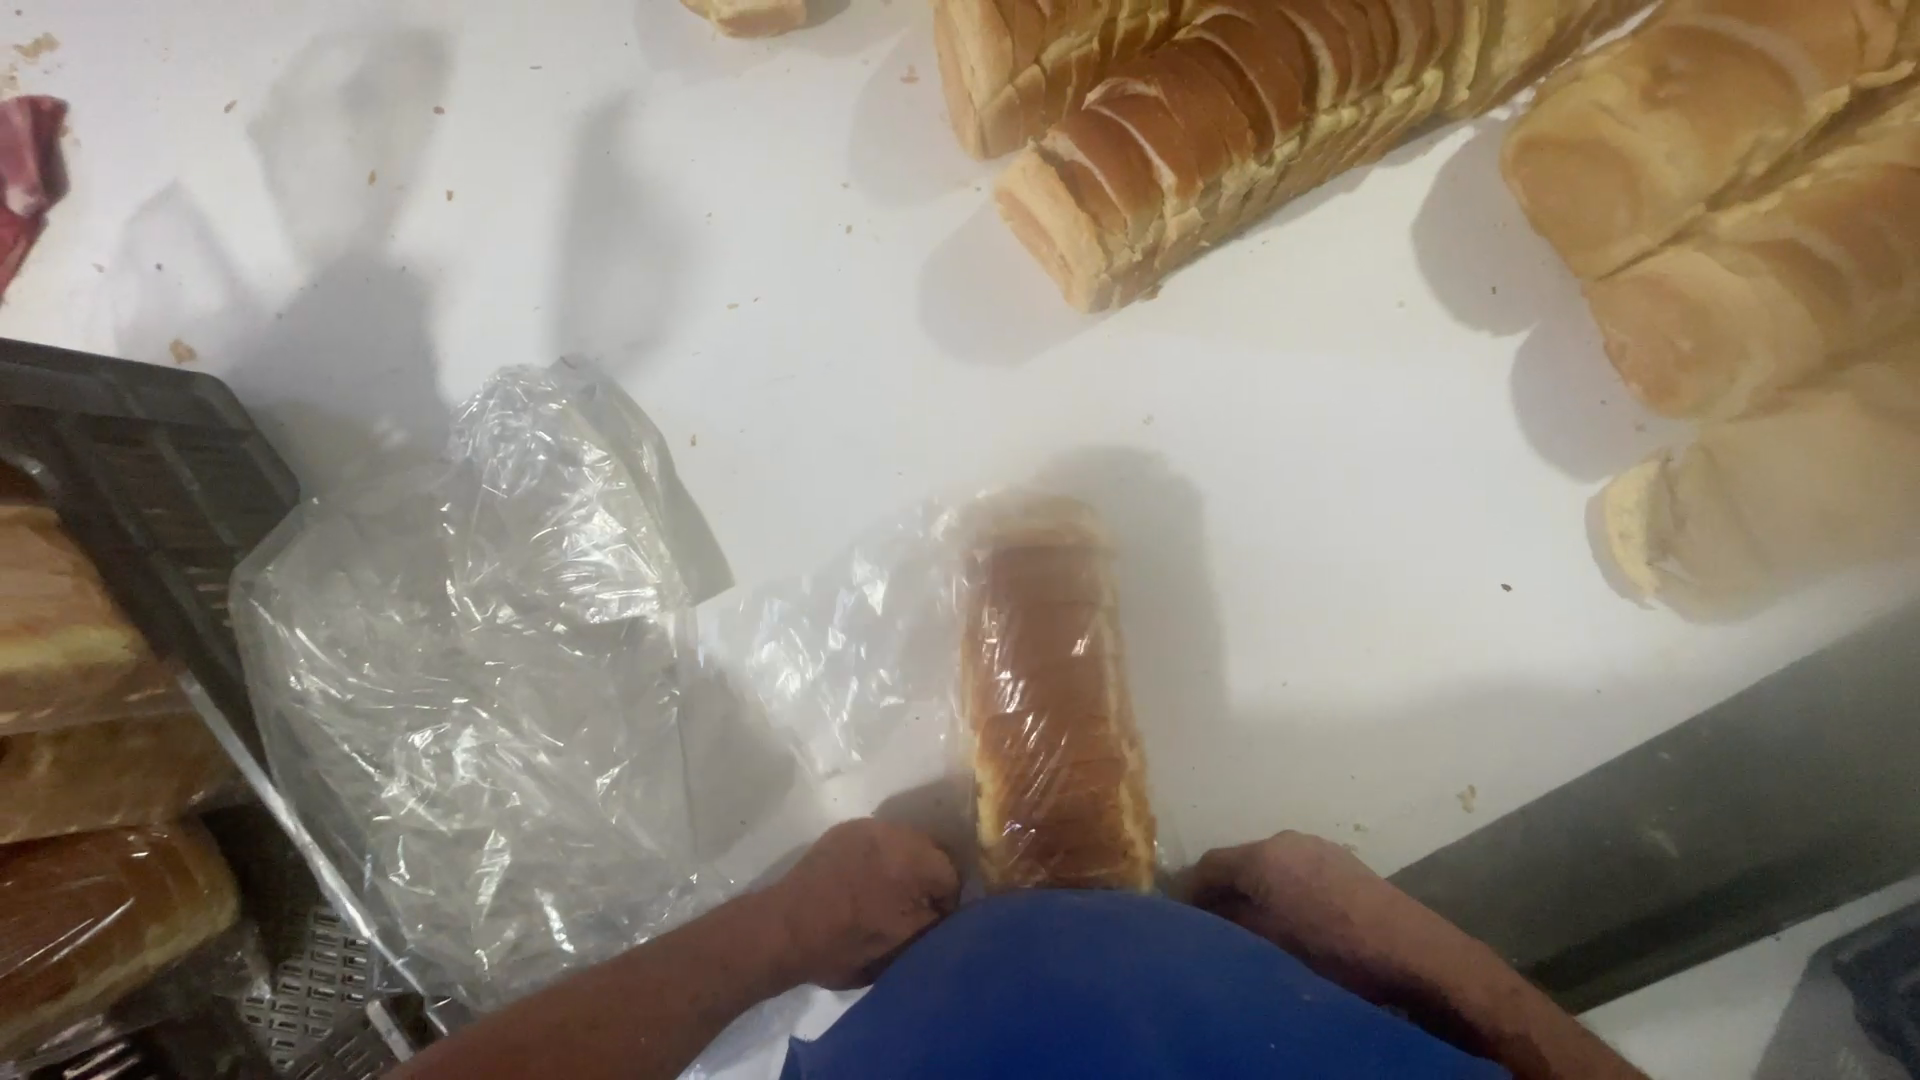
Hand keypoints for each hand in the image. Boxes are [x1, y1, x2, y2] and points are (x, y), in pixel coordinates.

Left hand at [766, 818, 959, 990]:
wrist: (783, 929)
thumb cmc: (843, 943)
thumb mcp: (899, 947)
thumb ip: (933, 922)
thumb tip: (946, 910)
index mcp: (910, 860)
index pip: (950, 872)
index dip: (947, 900)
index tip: (933, 921)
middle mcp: (891, 833)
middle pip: (929, 849)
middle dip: (928, 876)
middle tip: (915, 906)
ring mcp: (865, 827)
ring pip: (903, 840)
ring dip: (905, 862)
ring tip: (888, 892)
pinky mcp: (844, 830)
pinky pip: (877, 838)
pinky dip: (880, 855)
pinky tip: (865, 879)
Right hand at [1189, 831, 1474, 1002]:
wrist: (1415, 952)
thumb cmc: (1334, 950)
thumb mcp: (1270, 943)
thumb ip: (1231, 923)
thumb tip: (1203, 916)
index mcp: (1261, 855)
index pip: (1208, 865)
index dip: (1188, 889)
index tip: (1177, 914)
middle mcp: (1283, 839)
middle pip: (1237, 860)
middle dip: (1221, 887)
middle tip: (1210, 921)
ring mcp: (1316, 846)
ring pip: (1267, 864)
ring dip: (1252, 887)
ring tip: (1249, 921)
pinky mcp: (1341, 860)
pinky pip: (1294, 868)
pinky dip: (1280, 886)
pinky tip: (1290, 915)